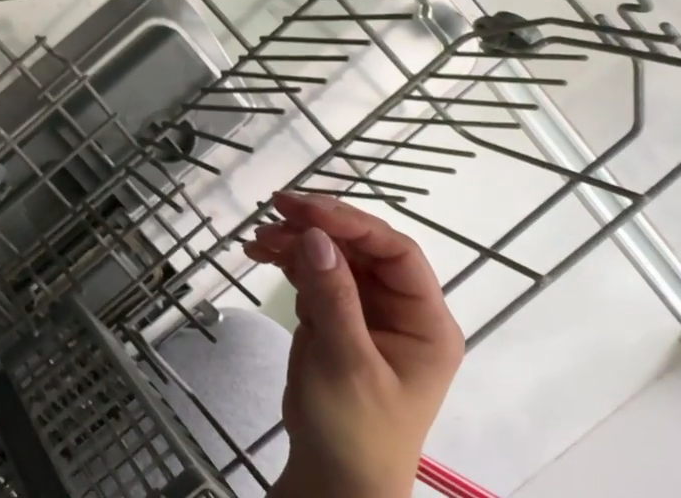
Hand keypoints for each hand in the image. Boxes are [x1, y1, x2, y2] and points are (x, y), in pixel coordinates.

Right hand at [244, 192, 464, 497]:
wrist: (336, 475)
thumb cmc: (355, 426)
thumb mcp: (346, 362)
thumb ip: (334, 296)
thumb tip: (315, 235)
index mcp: (425, 322)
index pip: (397, 253)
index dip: (353, 223)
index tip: (303, 209)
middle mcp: (399, 310)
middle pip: (363, 248)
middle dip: (319, 225)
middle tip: (273, 209)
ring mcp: (365, 313)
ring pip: (333, 257)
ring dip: (296, 240)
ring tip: (256, 239)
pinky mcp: (334, 319)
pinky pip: (313, 274)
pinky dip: (286, 259)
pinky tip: (258, 253)